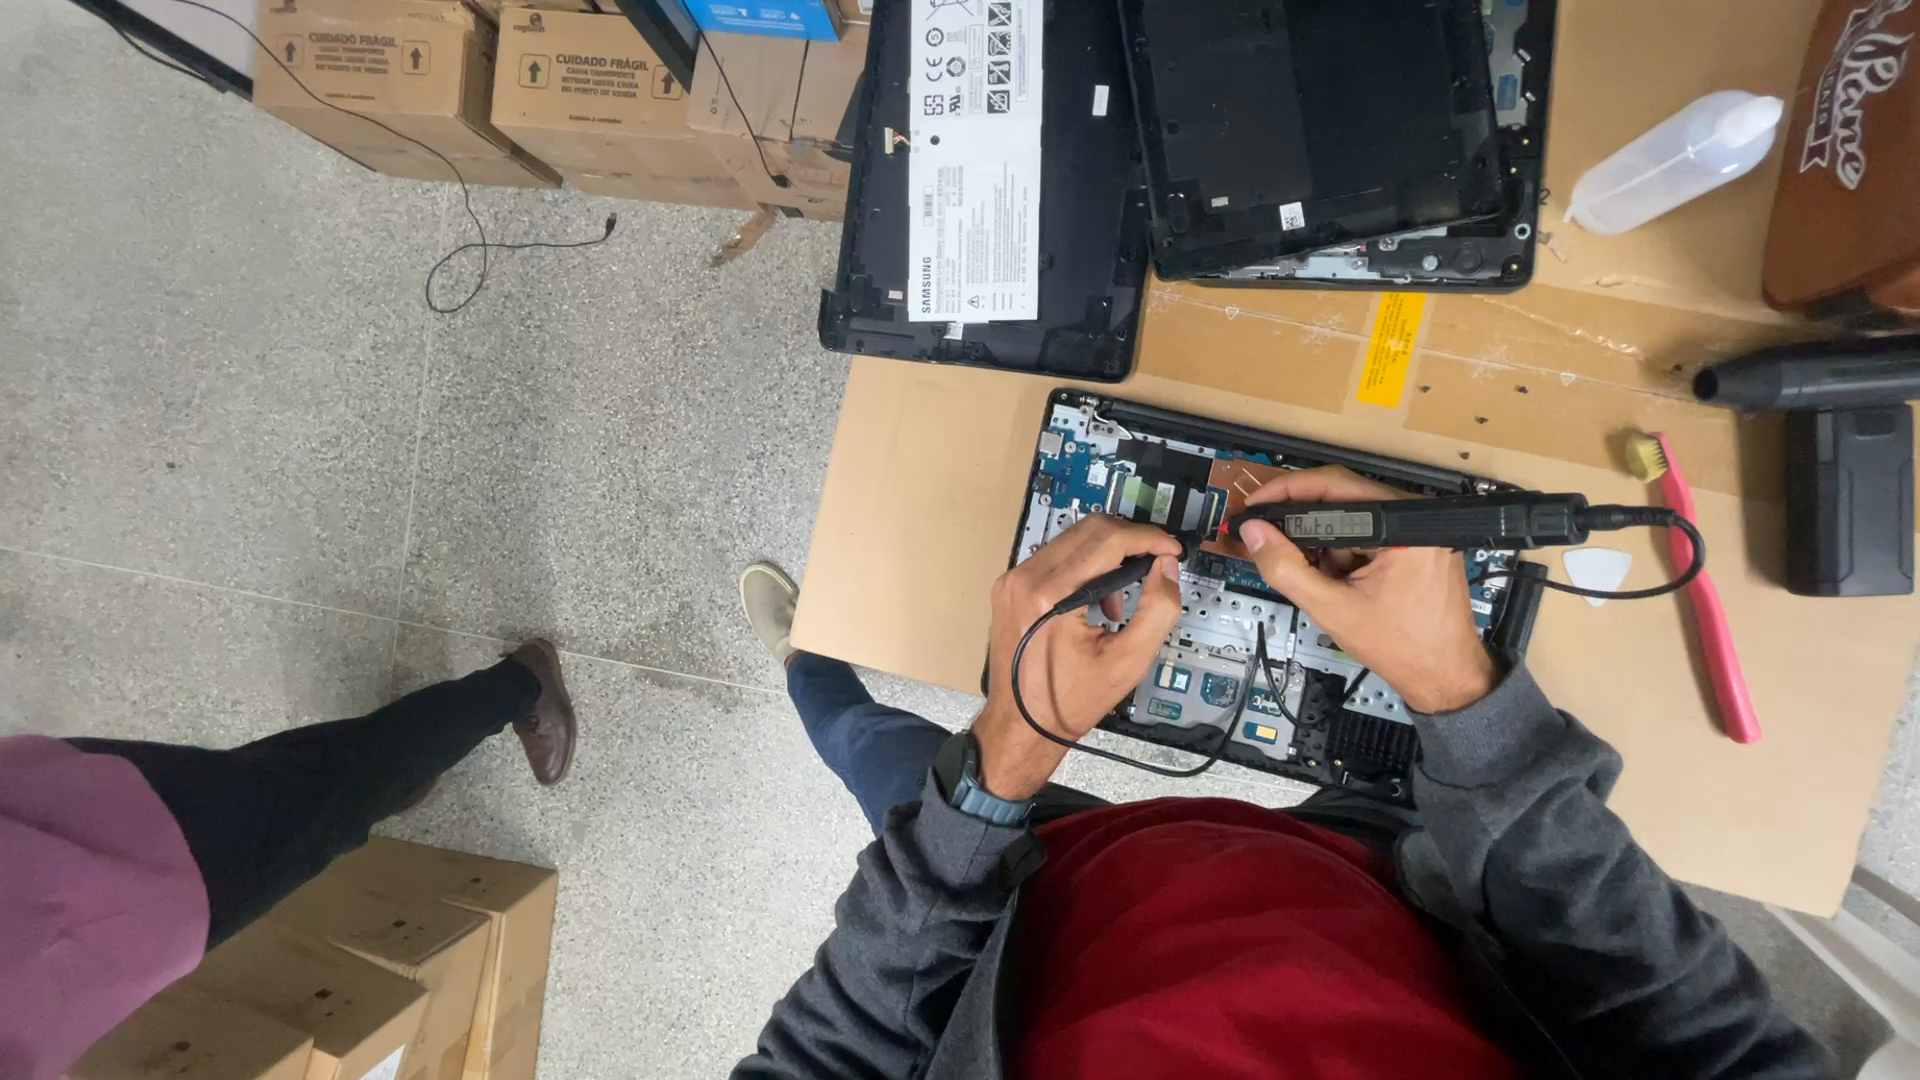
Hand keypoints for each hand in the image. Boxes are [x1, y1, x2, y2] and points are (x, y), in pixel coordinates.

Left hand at [974, 514, 1184, 799]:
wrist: (1021, 725)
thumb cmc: (1072, 700)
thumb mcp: (1129, 661)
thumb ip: (1157, 609)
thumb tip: (1167, 566)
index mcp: (1050, 595)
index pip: (1107, 540)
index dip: (1148, 538)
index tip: (1173, 549)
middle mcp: (1024, 578)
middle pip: (1089, 530)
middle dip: (1130, 540)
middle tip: (1156, 563)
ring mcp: (1011, 580)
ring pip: (1071, 539)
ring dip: (1107, 554)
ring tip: (1122, 598)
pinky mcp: (1008, 586)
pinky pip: (1054, 556)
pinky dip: (1083, 565)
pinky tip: (1096, 602)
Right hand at [1238, 467, 1496, 713]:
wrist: (1444, 676)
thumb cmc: (1400, 647)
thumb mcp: (1329, 608)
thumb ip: (1285, 567)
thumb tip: (1253, 532)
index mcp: (1404, 527)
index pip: (1334, 486)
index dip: (1286, 492)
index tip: (1255, 506)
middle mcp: (1417, 518)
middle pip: (1341, 499)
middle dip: (1303, 525)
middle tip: (1271, 542)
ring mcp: (1419, 529)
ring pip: (1349, 516)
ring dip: (1322, 541)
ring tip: (1319, 578)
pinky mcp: (1416, 542)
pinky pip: (1365, 532)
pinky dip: (1341, 551)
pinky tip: (1339, 580)